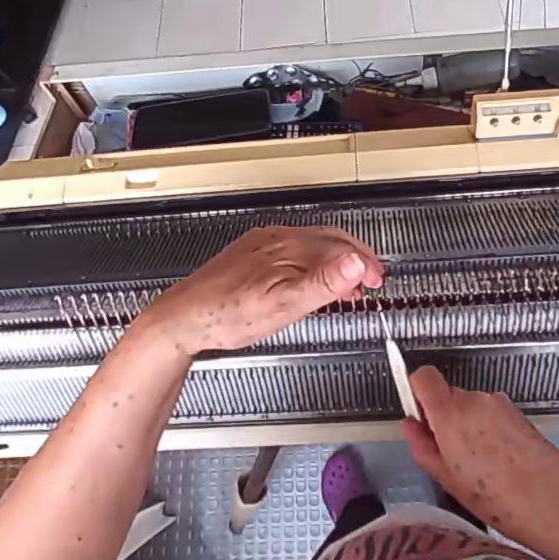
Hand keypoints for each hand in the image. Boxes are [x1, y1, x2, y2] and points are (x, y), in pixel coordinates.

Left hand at [132, 226, 383, 356]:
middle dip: (354, 258)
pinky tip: (308, 280)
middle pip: (328, 241)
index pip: (341, 248)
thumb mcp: (283, 304)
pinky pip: (292, 252)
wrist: (182, 319)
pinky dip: (312, 264)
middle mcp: (276, 240)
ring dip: (335, 262)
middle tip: (371, 278)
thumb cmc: (226, 315)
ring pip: (310, 246)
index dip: (364, 263)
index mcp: (288, 247)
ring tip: (346, 283)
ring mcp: (262, 247)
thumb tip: (355, 263)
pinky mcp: (250, 257)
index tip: (377, 279)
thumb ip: (323, 283)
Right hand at [402, 366, 558, 547]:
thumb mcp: (447, 479)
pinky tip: (499, 458)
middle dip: (444, 417)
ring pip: (470, 405)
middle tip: (452, 453)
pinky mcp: (516, 410)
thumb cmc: (496, 497)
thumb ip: (423, 446)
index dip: (418, 392)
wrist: (552, 500)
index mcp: (450, 413)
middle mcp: (473, 399)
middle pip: (448, 394)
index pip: (423, 377)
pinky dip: (488, 428)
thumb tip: (410, 425)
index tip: (421, 417)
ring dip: (468, 424)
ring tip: (480, 462)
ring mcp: (497, 402)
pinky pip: (490, 412)